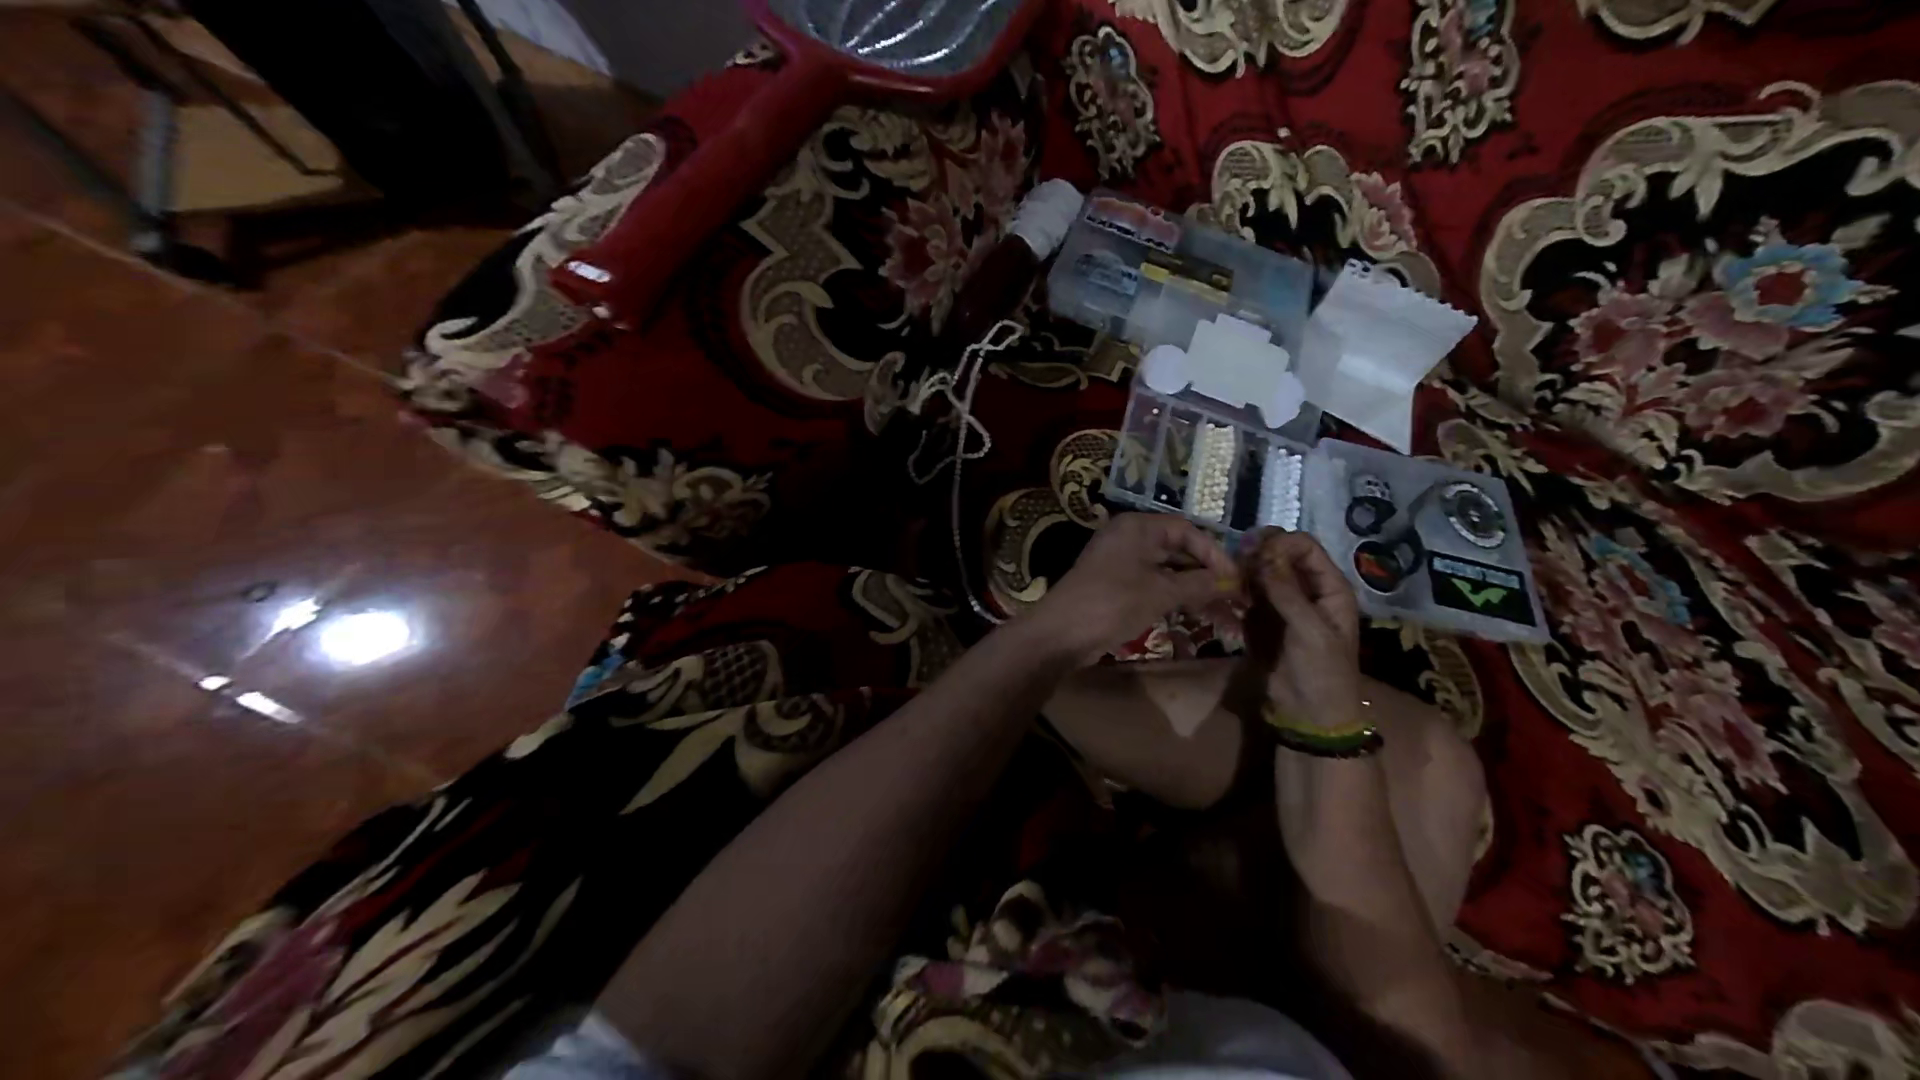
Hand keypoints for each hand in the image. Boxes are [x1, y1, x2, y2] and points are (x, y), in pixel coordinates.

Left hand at [1025, 513, 1238, 664]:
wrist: (1062, 633)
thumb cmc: (1113, 602)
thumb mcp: (1162, 592)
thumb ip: (1199, 584)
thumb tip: (1232, 582)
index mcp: (1138, 527)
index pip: (1188, 531)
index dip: (1215, 554)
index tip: (1235, 580)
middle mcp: (1129, 538)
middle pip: (1178, 550)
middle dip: (1207, 575)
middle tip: (1234, 598)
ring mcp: (1120, 563)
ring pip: (1166, 571)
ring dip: (1193, 591)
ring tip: (1222, 614)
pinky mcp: (1115, 586)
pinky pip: (1152, 586)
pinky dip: (1173, 598)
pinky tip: (1195, 616)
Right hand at [1244, 530, 1361, 730]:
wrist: (1309, 716)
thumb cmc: (1322, 673)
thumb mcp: (1309, 631)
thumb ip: (1287, 592)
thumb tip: (1263, 553)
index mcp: (1329, 589)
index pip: (1305, 547)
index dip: (1280, 543)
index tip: (1254, 553)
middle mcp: (1305, 591)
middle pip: (1279, 556)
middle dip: (1257, 555)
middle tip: (1234, 562)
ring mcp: (1281, 606)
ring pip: (1258, 575)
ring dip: (1241, 573)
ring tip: (1225, 581)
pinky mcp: (1259, 622)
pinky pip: (1245, 597)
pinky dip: (1233, 594)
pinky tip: (1221, 597)